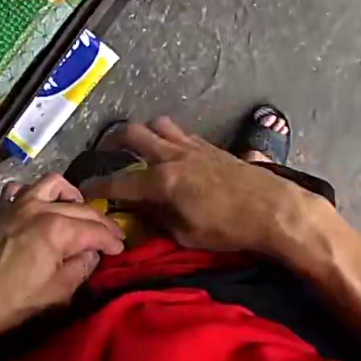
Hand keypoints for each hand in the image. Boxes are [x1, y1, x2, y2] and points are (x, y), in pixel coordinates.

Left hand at [0, 173, 125, 355]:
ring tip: (80, 211)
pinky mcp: (0, 211)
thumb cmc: (12, 300)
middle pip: (79, 207)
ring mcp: (17, 205)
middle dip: (99, 222)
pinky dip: (34, 193)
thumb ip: (80, 267)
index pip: (96, 229)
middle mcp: (40, 207)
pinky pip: (20, 190)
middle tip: (110, 237)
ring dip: (70, 195)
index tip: (122, 249)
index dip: (113, 239)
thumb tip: (91, 253)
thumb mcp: (57, 292)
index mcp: (58, 227)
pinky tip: (39, 206)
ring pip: (51, 185)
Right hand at [80, 117, 350, 276]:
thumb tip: (136, 211)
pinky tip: (174, 153)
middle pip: (132, 134)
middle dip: (112, 141)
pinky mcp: (211, 146)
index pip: (117, 183)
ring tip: (141, 146)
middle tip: (105, 152)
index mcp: (161, 181)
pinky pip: (181, 133)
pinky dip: (169, 138)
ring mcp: (192, 147)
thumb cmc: (230, 230)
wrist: (277, 211)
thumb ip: (156, 219)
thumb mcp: (186, 235)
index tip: (83, 190)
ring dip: (144, 133)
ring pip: (158, 125)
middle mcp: (172, 156)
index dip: (96, 187)